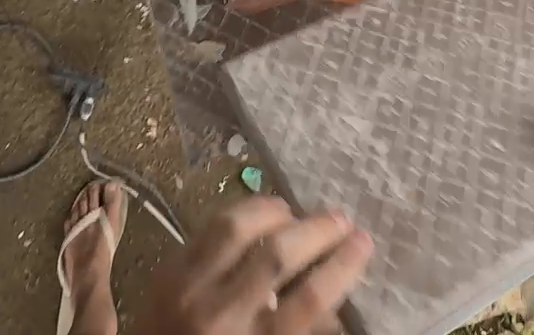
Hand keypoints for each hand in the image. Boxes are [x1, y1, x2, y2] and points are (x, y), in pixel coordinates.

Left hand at [134, 196, 374, 334]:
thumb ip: (297, 330)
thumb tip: (336, 296)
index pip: (307, 301)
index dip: (341, 267)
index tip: (364, 241)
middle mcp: (220, 315)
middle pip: (275, 256)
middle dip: (315, 230)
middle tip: (341, 218)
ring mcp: (189, 286)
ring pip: (236, 227)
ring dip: (274, 211)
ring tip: (297, 212)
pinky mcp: (169, 268)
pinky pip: (209, 224)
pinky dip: (241, 211)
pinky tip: (261, 212)